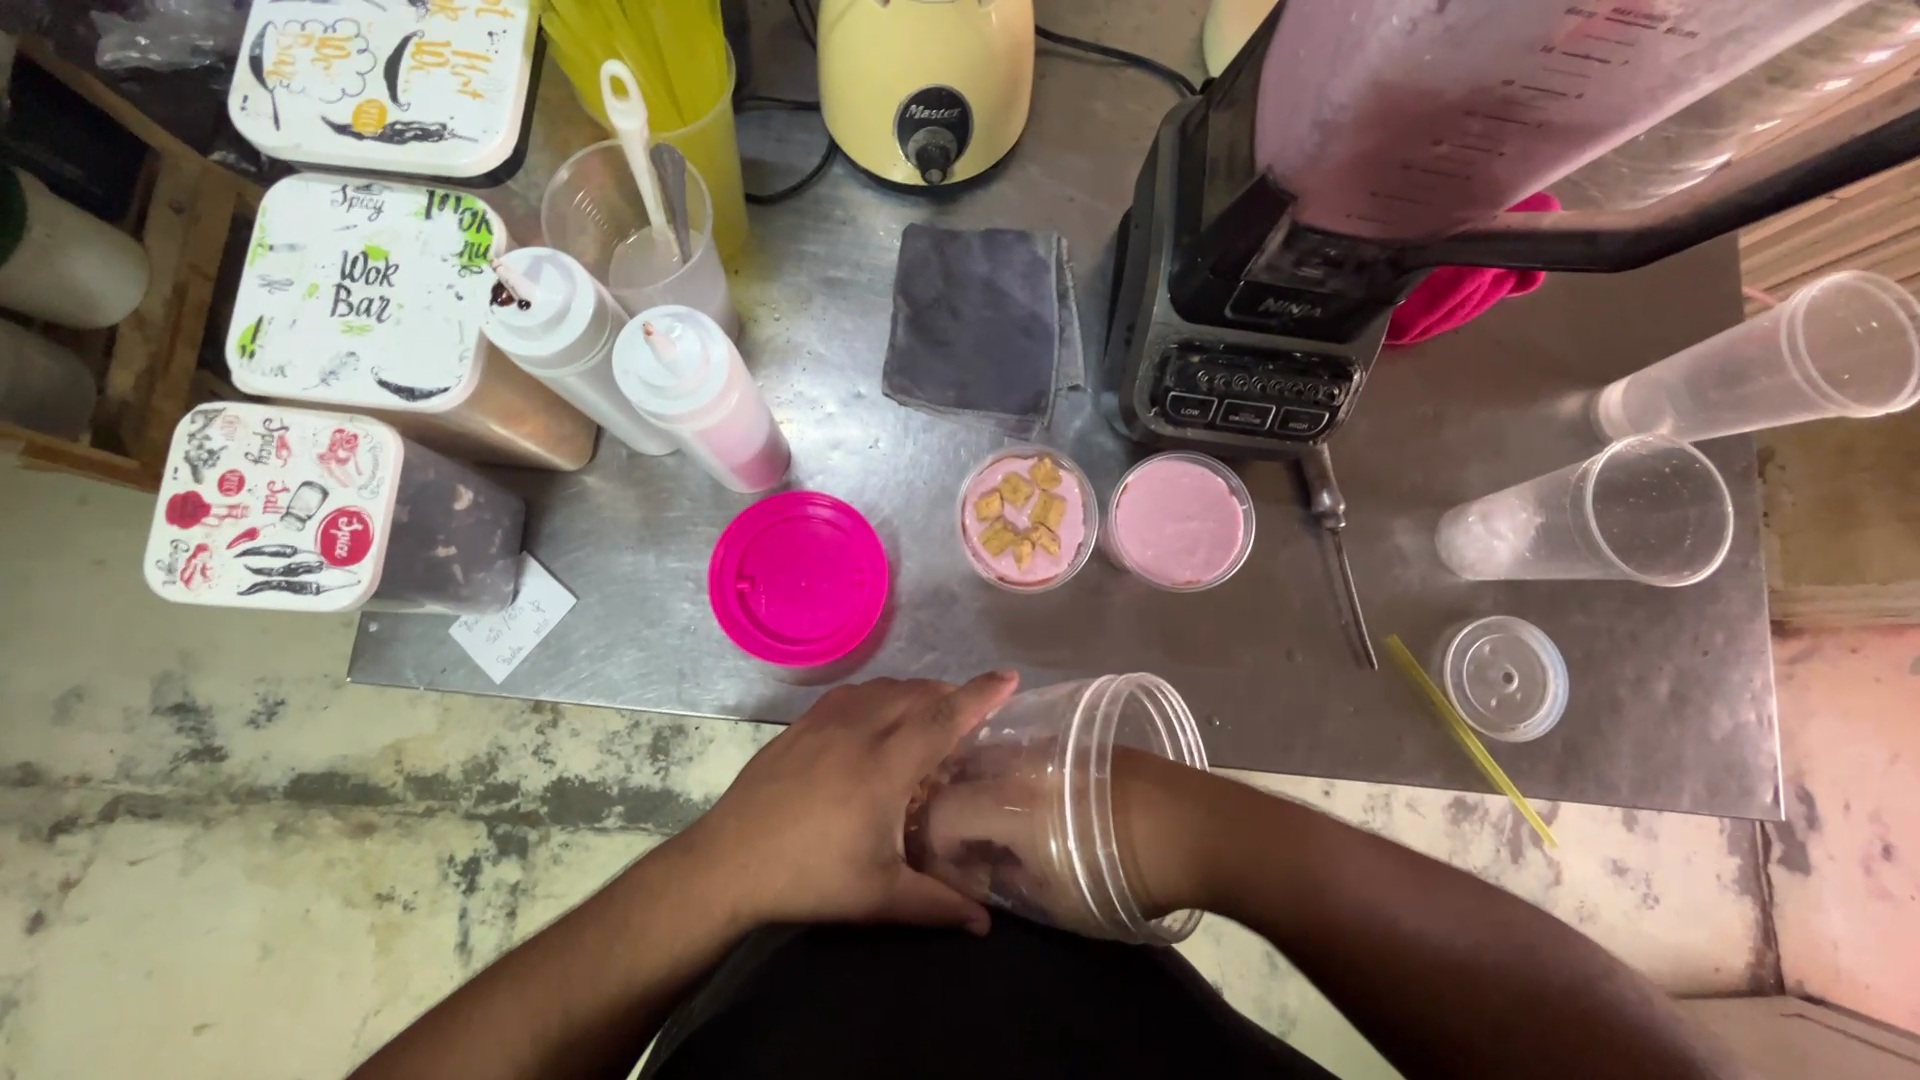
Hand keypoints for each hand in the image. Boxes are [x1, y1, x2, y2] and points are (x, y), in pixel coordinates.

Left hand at [674, 671, 1020, 935]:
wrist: (727, 862)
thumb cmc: (809, 877)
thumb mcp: (878, 896)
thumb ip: (937, 905)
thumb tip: (985, 923)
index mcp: (885, 766)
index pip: (944, 717)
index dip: (981, 695)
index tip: (1010, 677)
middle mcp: (859, 729)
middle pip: (918, 693)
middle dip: (952, 694)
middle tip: (971, 715)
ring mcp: (825, 721)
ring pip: (884, 687)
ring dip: (916, 693)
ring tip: (928, 717)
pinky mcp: (800, 724)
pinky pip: (854, 694)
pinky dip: (880, 696)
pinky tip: (877, 720)